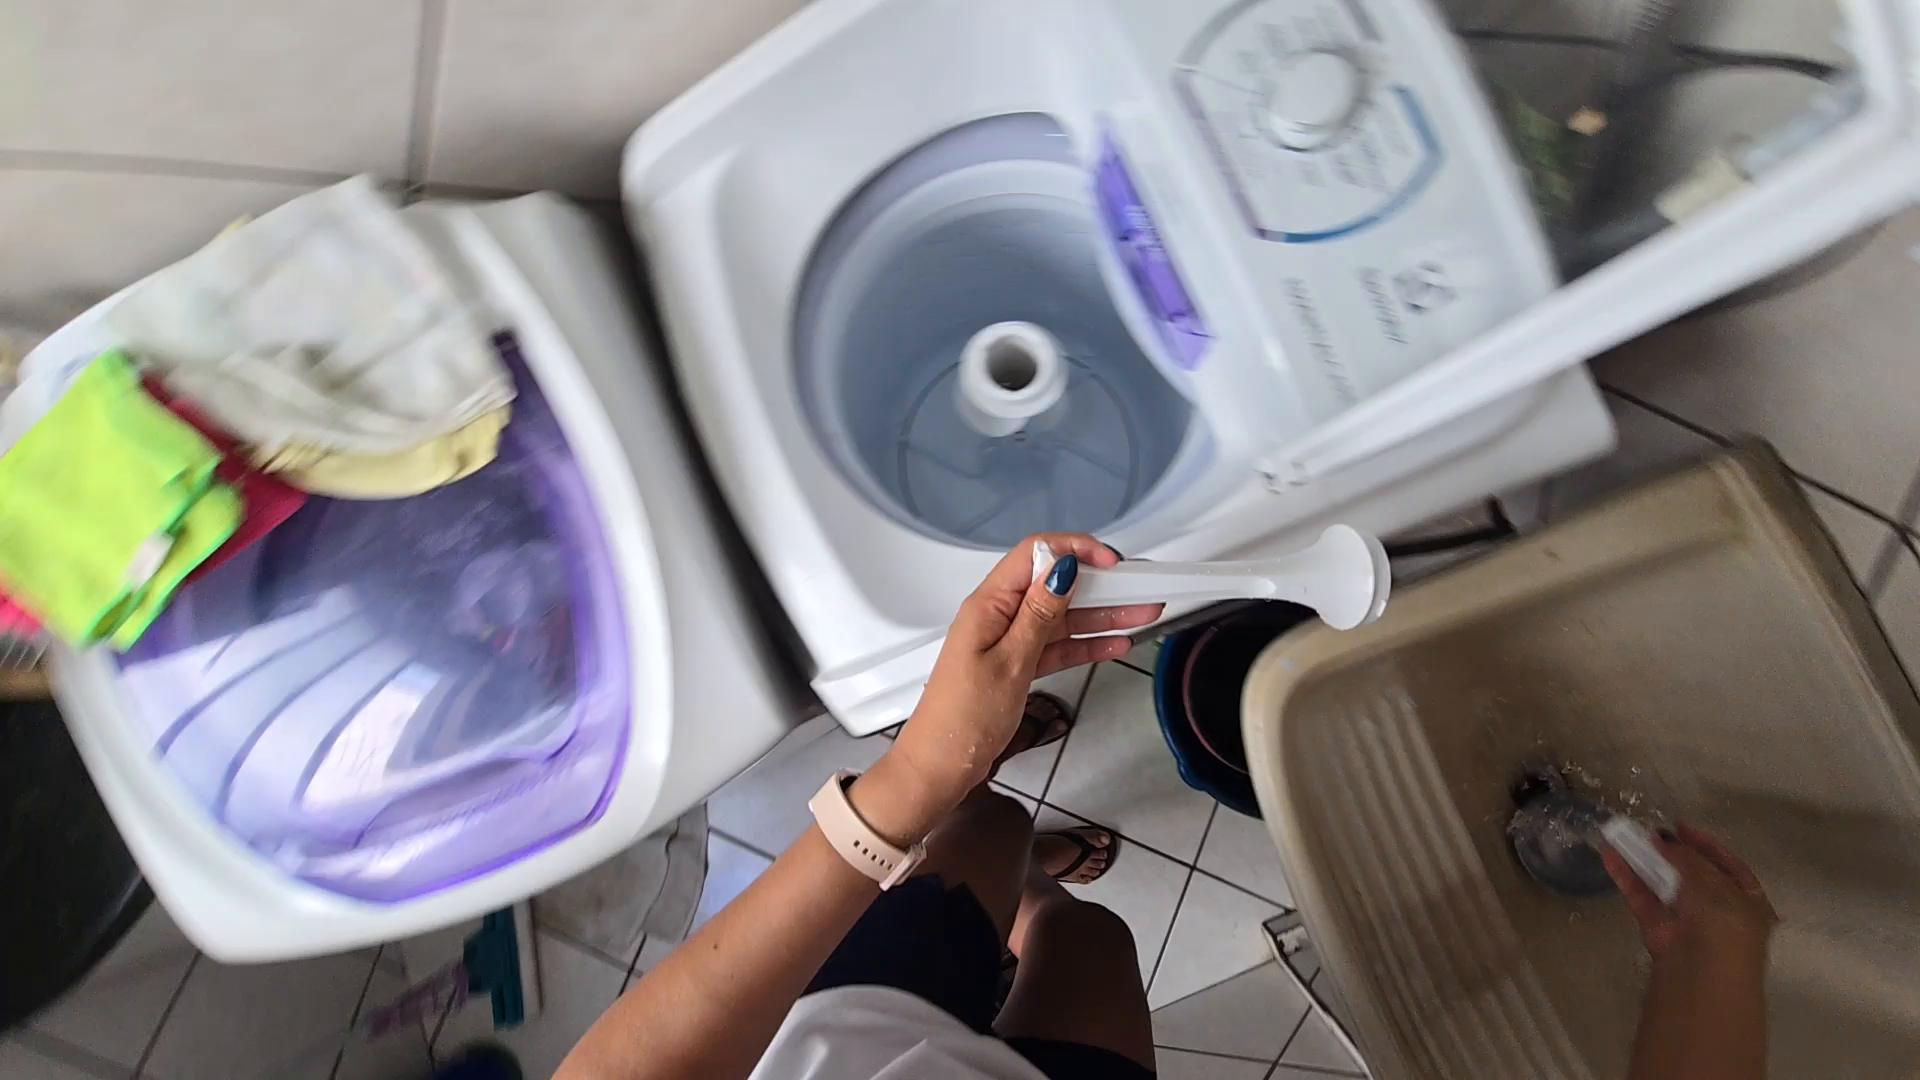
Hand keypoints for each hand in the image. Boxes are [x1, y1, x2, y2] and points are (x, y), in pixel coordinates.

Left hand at [882, 534, 1161, 817]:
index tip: (1111, 561)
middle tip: (1139, 587)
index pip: (1033, 555)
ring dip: (1100, 615)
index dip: (1074, 550)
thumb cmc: (963, 718)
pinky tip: (1114, 643)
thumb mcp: (1010, 663)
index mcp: (988, 605)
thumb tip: (1062, 569)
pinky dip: (1085, 644)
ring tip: (1141, 612)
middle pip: (1053, 585)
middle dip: (1098, 583)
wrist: (940, 767)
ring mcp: (1007, 640)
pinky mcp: (1015, 664)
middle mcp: (997, 616)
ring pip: (1060, 617)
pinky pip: (1056, 646)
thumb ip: (1039, 615)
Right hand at [1604, 823, 1776, 968]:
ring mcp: (1686, 916)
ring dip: (1644, 860)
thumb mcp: (1713, 885)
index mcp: (1747, 902)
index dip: (1708, 846)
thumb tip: (1663, 838)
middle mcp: (1719, 909)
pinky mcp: (1657, 923)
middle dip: (1672, 852)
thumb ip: (1688, 859)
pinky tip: (1608, 854)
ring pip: (1664, 882)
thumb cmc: (1722, 925)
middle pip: (1694, 873)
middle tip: (1649, 832)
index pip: (1731, 868)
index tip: (1681, 826)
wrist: (1700, 968)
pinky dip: (1625, 874)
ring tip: (1624, 837)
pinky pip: (1641, 894)